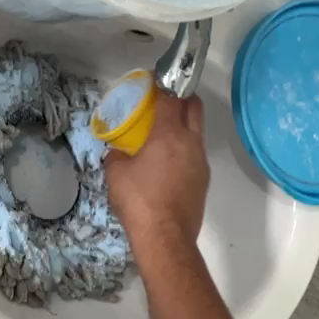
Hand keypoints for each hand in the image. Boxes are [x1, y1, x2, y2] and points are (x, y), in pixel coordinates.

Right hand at [105, 95, 210, 256]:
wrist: (165, 239)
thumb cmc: (138, 200)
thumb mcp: (115, 172)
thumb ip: (116, 154)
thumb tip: (118, 151)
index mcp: (168, 135)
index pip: (171, 97)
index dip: (163, 84)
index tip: (153, 80)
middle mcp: (190, 143)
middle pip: (194, 107)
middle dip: (181, 97)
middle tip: (163, 99)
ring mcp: (201, 162)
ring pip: (196, 131)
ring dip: (183, 124)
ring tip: (162, 133)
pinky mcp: (203, 180)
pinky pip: (194, 153)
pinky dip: (183, 148)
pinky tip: (166, 161)